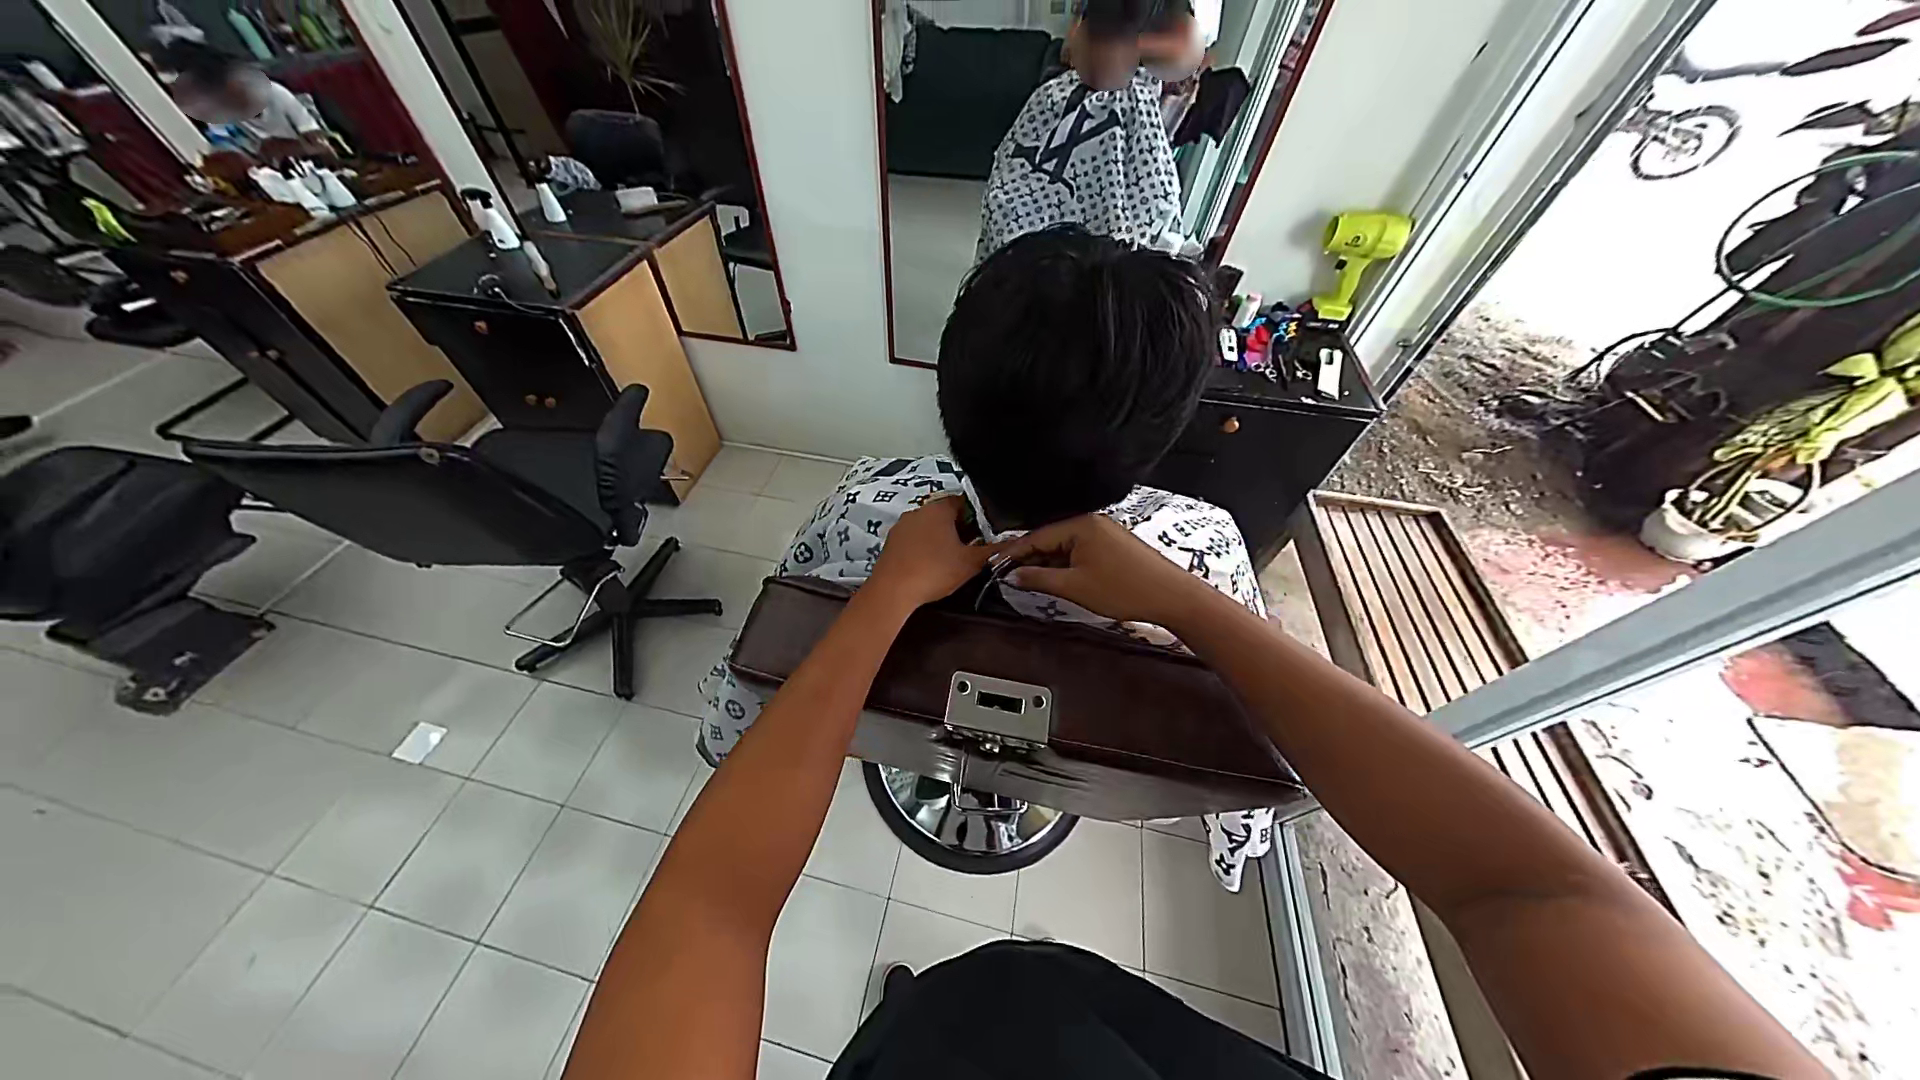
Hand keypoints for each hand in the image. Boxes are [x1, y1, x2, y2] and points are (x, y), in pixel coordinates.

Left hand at [864, 497, 1000, 610]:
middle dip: (960, 528)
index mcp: (939, 508)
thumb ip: (994, 550)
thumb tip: (1016, 541)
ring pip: (928, 526)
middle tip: (972, 548)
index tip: (985, 533)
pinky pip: (914, 538)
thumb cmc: (934, 571)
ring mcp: (902, 526)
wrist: (892, 591)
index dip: (977, 516)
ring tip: (952, 558)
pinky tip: (930, 564)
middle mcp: (918, 511)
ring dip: (941, 538)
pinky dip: (924, 546)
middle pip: (945, 513)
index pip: (963, 501)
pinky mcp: (891, 542)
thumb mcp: (971, 562)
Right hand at [1000, 514, 1220, 628]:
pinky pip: (1080, 551)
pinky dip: (1066, 565)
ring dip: (1048, 564)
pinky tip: (1058, 579)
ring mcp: (1104, 533)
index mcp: (1081, 525)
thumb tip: (1015, 575)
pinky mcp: (1112, 546)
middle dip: (1030, 558)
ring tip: (1032, 581)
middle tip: (1009, 575)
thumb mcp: (1074, 586)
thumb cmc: (1129, 589)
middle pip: (1050, 539)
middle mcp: (1092, 523)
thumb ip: (1039, 579)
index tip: (997, 564)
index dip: (1013, 553)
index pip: (1036, 536)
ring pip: (1065, 546)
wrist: (1172, 597)